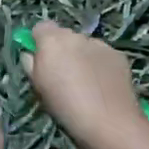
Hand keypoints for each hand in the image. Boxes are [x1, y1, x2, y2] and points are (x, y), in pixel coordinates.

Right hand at [21, 22, 148, 148]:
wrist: (109, 121)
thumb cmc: (64, 106)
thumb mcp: (37, 86)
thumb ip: (30, 63)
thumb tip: (30, 54)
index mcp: (51, 40)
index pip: (40, 26)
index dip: (39, 41)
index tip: (40, 59)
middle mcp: (76, 36)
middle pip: (64, 35)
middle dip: (61, 49)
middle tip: (62, 74)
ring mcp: (100, 44)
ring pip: (84, 45)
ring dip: (81, 56)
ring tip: (85, 82)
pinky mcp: (118, 55)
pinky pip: (102, 55)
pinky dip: (99, 64)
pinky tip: (101, 85)